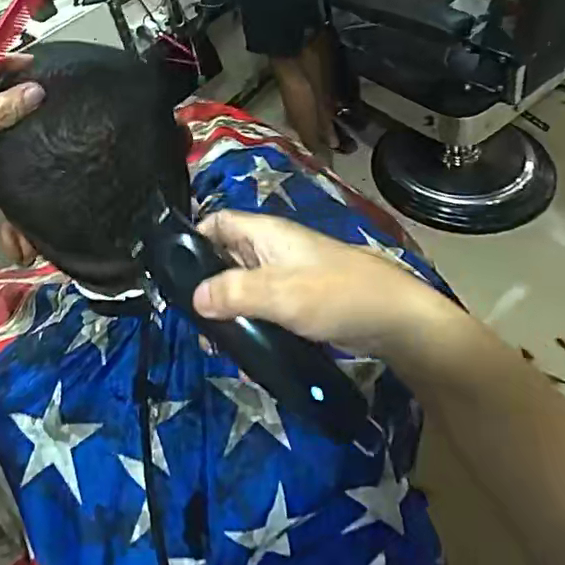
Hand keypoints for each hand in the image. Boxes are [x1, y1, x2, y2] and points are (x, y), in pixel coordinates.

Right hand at [192, 211, 457, 358]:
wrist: (393, 317)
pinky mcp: (301, 297)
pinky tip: (243, 343)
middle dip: (207, 280)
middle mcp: (274, 247)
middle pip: (227, 253)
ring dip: (228, 304)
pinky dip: (250, 316)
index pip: (218, 221)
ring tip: (213, 338)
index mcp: (267, 233)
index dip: (193, 238)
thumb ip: (235, 292)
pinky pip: (263, 301)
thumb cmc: (337, 295)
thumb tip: (194, 296)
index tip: (171, 272)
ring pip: (244, 281)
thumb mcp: (280, 294)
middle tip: (190, 318)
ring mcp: (288, 272)